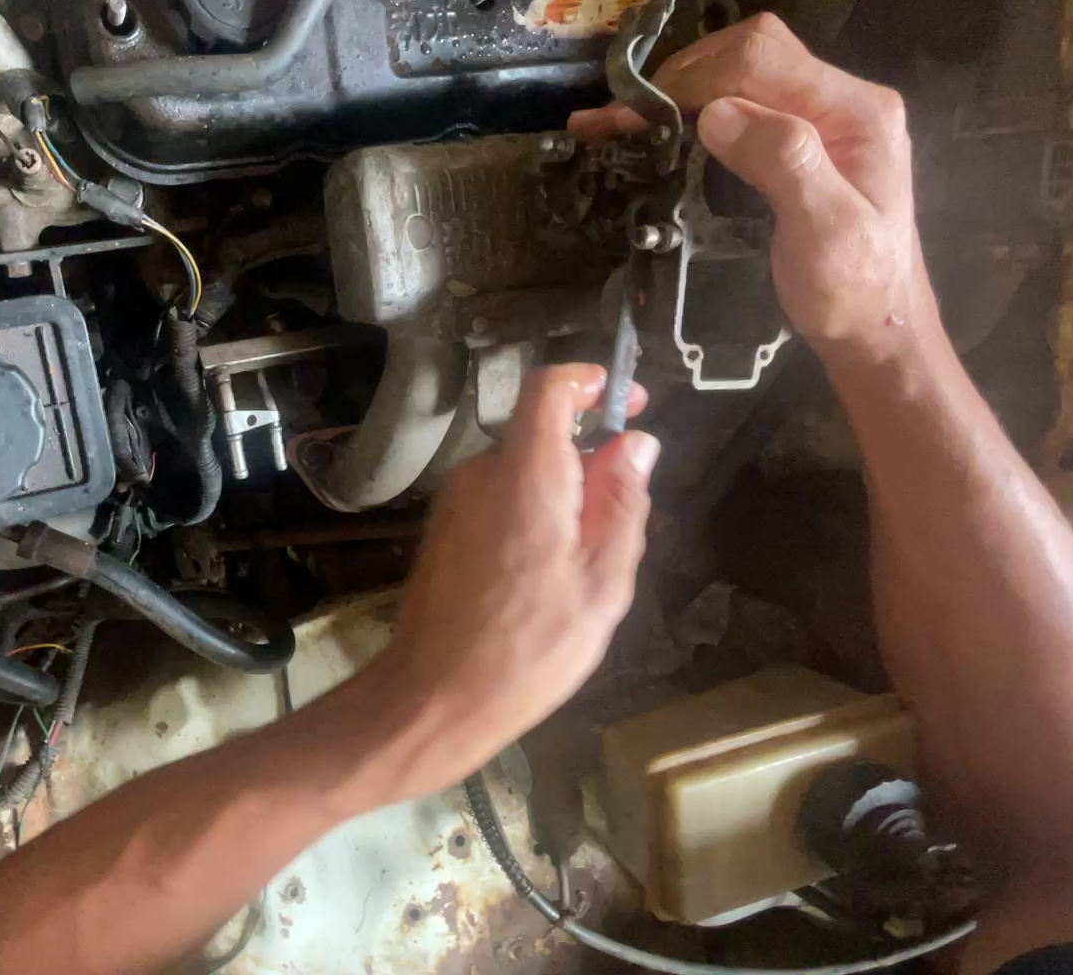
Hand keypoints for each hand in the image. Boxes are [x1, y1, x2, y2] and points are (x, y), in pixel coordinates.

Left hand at [367, 364, 657, 798]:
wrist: (436, 693)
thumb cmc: (531, 646)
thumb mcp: (602, 582)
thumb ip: (621, 503)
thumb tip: (636, 443)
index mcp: (524, 476)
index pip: (546, 389)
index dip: (587, 380)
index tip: (625, 400)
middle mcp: (479, 474)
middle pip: (538, 437)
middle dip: (586, 464)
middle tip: (617, 527)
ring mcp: (454, 501)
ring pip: (520, 474)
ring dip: (558, 498)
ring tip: (579, 569)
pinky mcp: (442, 528)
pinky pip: (495, 500)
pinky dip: (528, 515)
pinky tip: (539, 578)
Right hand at [570, 13, 941, 367]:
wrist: (874, 324)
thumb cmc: (850, 286)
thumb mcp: (823, 230)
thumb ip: (782, 161)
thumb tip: (717, 113)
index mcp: (852, 111)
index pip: (759, 60)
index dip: (687, 81)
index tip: (628, 119)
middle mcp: (838, 100)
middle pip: (749, 52)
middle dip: (675, 77)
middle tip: (613, 119)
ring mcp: (818, 119)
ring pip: (740, 71)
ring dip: (677, 89)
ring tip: (620, 121)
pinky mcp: (796, 142)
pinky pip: (740, 105)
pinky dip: (690, 110)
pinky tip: (657, 130)